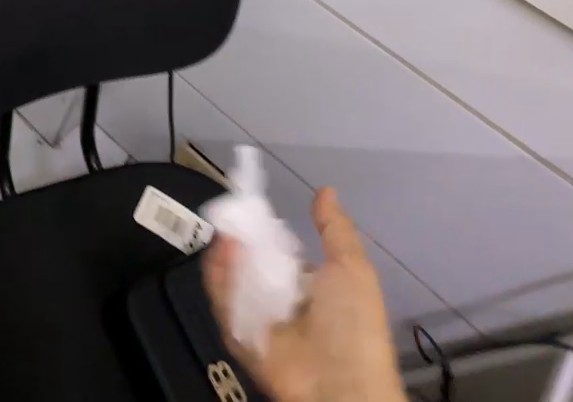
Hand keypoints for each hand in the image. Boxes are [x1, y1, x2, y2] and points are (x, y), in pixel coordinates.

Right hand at [203, 188, 405, 401]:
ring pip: (231, 276)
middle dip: (239, 236)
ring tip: (228, 230)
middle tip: (230, 214)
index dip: (264, 230)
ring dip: (227, 252)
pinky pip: (222, 299)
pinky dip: (219, 275)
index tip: (249, 206)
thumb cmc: (353, 325)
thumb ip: (335, 230)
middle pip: (249, 260)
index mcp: (308, 287)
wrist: (340, 385)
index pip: (277, 251)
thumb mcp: (353, 270)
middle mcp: (280, 300)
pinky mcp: (236, 332)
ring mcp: (257, 317)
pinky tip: (224, 251)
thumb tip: (326, 190)